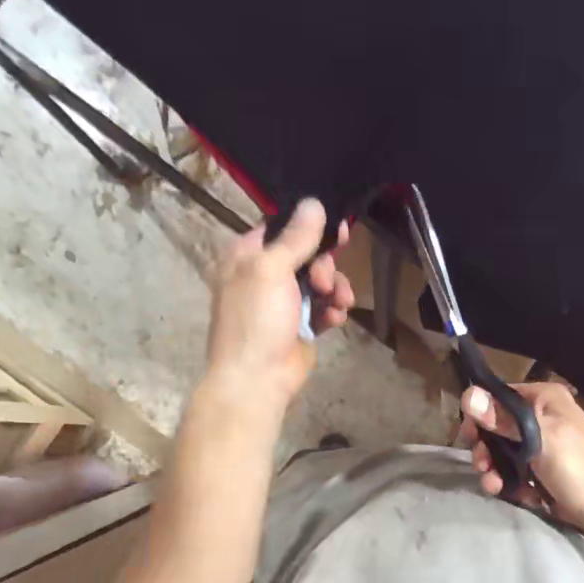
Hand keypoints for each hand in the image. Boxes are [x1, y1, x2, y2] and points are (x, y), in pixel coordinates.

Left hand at [204, 198, 354, 408]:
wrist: (256, 380)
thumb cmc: (256, 320)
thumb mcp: (271, 270)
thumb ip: (295, 237)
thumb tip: (313, 202)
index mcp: (246, 256)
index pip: (281, 228)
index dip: (310, 227)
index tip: (337, 231)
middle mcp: (263, 275)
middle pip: (306, 254)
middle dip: (324, 265)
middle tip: (324, 280)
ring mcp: (283, 302)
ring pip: (320, 280)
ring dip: (334, 288)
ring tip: (336, 303)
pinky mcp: (300, 325)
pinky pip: (324, 307)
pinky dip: (332, 310)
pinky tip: (335, 319)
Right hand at [457, 381, 583, 534]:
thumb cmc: (580, 469)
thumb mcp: (542, 439)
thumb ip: (504, 419)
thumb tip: (468, 395)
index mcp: (545, 398)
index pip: (499, 396)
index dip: (480, 414)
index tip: (469, 436)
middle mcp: (542, 416)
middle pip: (496, 425)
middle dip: (485, 448)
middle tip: (481, 466)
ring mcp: (542, 444)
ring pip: (501, 451)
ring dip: (493, 469)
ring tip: (493, 486)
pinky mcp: (540, 469)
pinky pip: (512, 471)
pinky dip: (507, 482)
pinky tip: (507, 493)